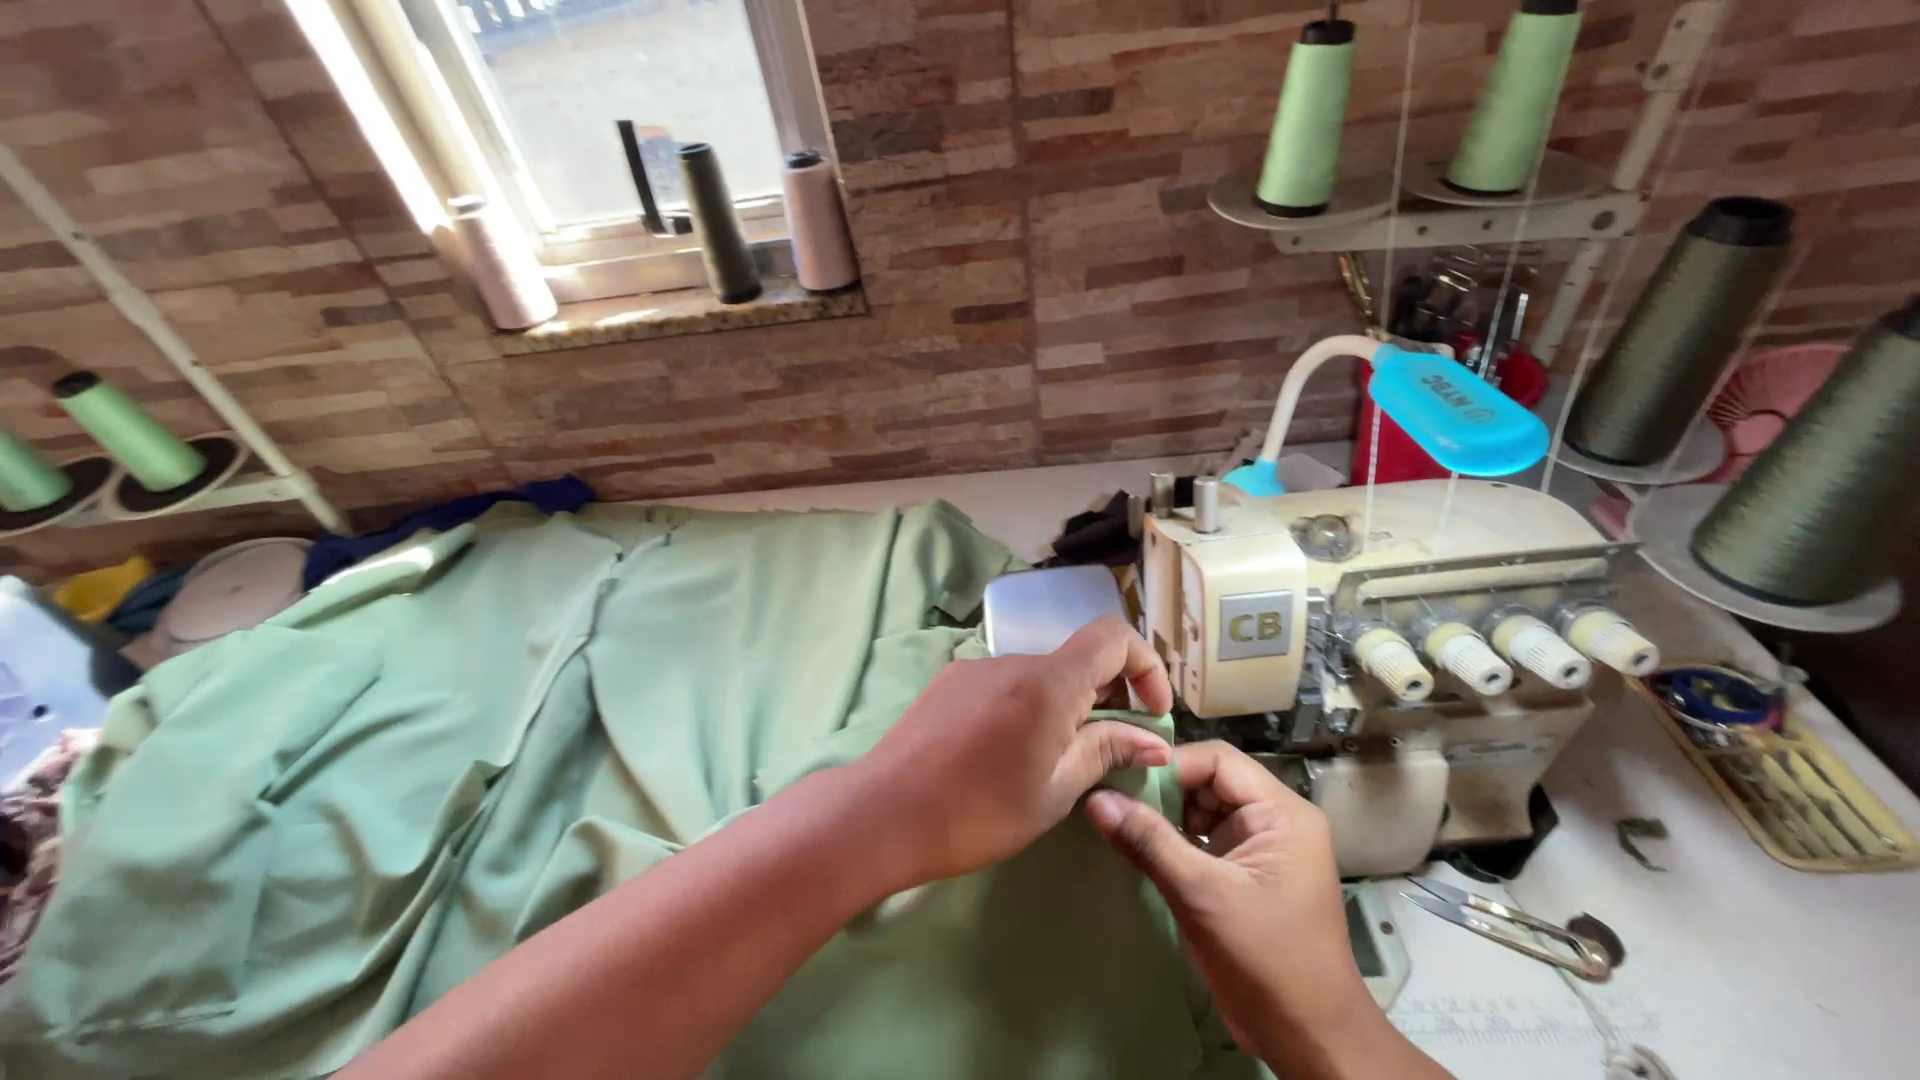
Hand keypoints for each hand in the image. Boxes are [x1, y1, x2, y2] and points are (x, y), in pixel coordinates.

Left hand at [851, 616, 1173, 886]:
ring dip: (1064, 706)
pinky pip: (1006, 685)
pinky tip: (1006, 754)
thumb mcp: (1054, 791)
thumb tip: (1153, 741)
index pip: (1113, 636)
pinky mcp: (950, 682)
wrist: (882, 814)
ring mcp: (976, 668)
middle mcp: (1012, 661)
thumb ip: (1106, 752)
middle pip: (1077, 659)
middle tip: (1108, 750)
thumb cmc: (977, 813)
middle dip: (1107, 696)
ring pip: (1041, 676)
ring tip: (1052, 762)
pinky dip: (1027, 708)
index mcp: (1047, 683)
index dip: (1145, 665)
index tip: (1149, 713)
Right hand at [1084, 742, 1386, 1069]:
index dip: (1170, 766)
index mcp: (1282, 813)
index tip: (1123, 784)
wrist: (1309, 1036)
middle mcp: (1276, 822)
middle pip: (1210, 782)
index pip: (1218, 760)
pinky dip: (1174, 844)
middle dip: (1164, 793)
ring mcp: (1262, 850)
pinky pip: (1204, 842)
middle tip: (1116, 805)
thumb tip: (1096, 799)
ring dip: (1165, 819)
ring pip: (1203, 812)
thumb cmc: (1267, 959)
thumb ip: (1149, 842)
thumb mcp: (1202, 894)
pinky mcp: (1246, 876)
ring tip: (1122, 827)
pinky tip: (1140, 853)